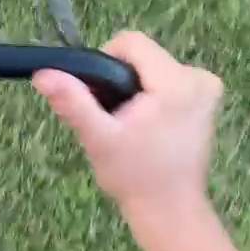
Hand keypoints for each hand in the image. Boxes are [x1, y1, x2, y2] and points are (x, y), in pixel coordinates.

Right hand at [33, 32, 223, 222]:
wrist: (168, 207)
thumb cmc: (133, 175)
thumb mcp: (97, 137)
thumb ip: (72, 102)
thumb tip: (42, 73)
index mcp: (177, 82)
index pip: (131, 43)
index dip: (104, 63)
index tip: (97, 97)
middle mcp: (199, 77)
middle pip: (142, 57)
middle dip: (118, 81)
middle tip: (110, 118)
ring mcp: (207, 88)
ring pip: (151, 69)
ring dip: (132, 90)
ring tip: (126, 126)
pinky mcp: (206, 99)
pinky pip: (166, 80)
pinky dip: (148, 97)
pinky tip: (144, 127)